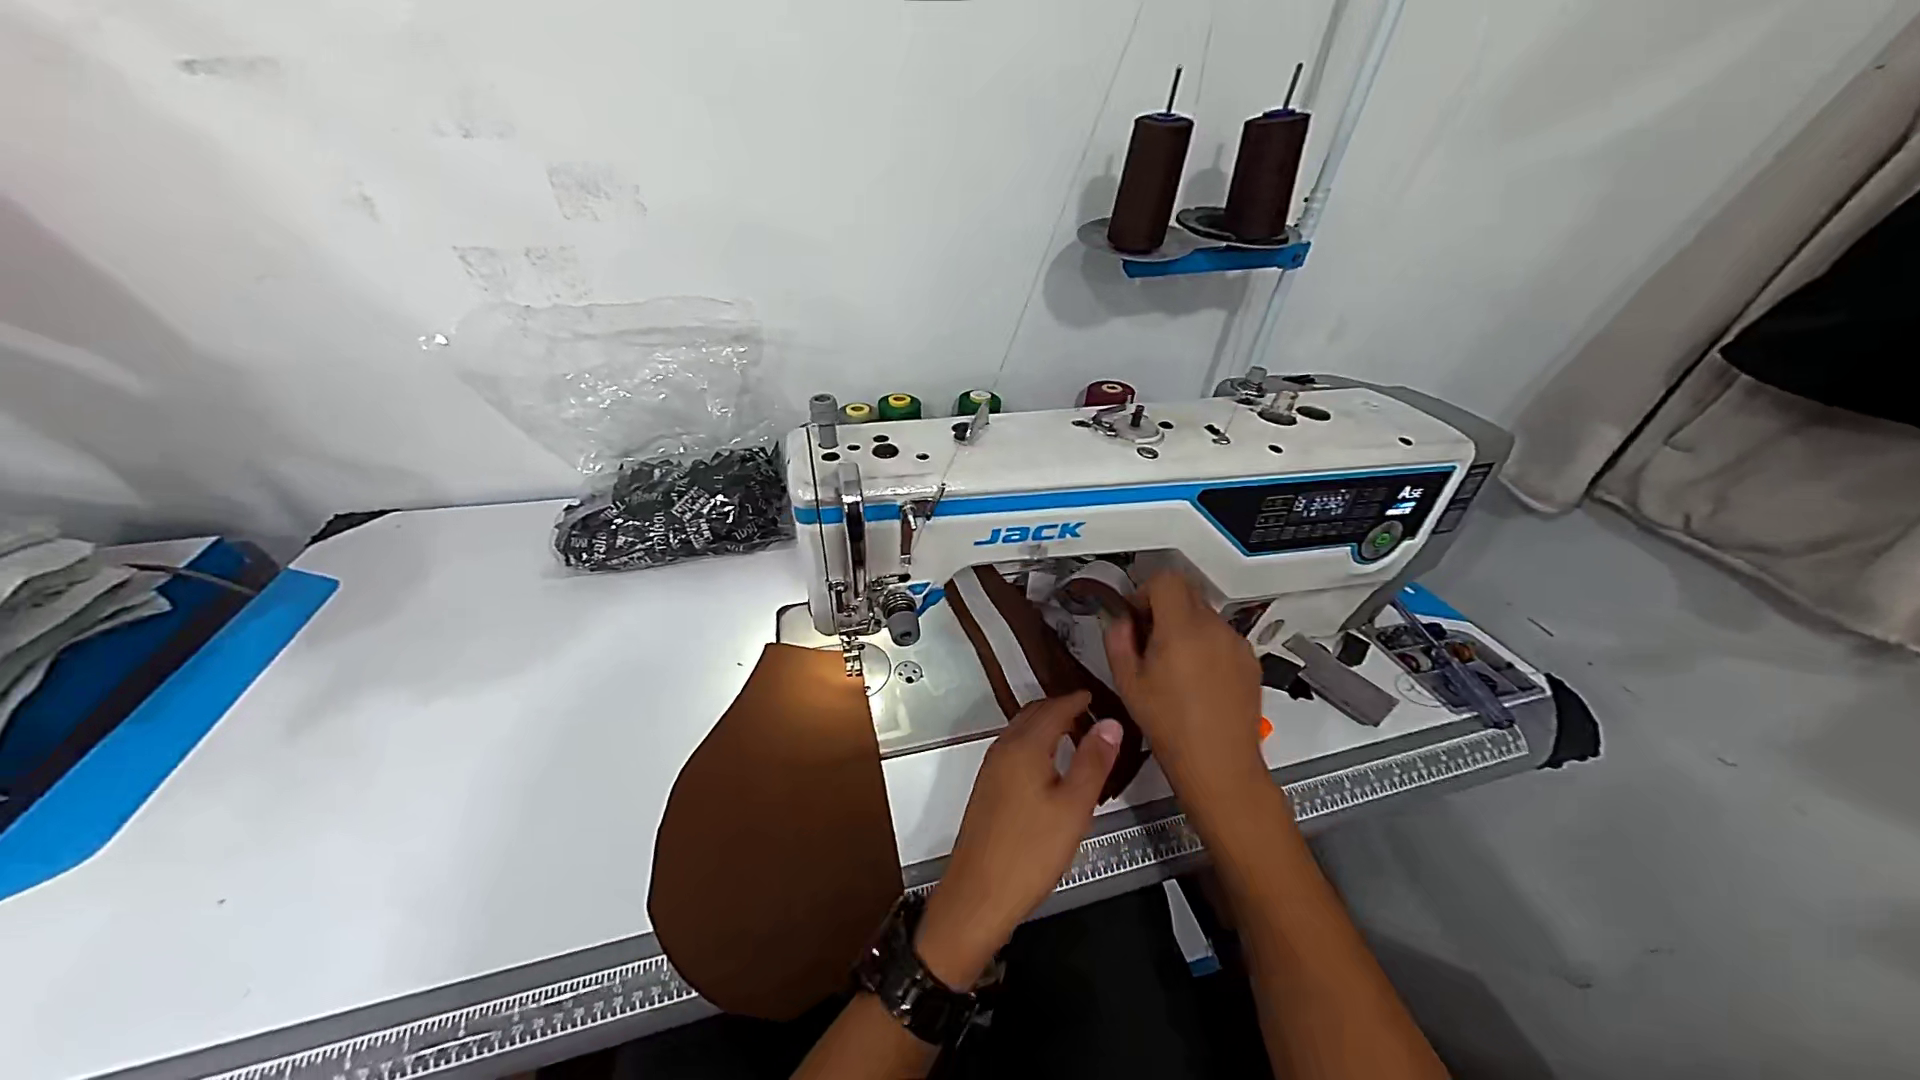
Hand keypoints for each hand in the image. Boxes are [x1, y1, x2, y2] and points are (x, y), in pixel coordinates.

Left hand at [915, 692, 1121, 987]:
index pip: (1054, 708)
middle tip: (1089, 714)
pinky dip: (1034, 744)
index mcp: (1024, 746)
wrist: (979, 894)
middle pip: (1033, 714)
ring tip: (1075, 736)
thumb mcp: (1074, 806)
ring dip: (1046, 726)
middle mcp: (1003, 749)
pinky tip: (1050, 766)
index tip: (1095, 697)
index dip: (1077, 700)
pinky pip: (1014, 750)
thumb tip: (1110, 723)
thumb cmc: (1030, 852)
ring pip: (1021, 731)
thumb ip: (1094, 761)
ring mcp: (991, 769)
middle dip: (1060, 708)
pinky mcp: (988, 789)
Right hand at [1103, 572, 1268, 812]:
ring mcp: (1236, 644)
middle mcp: (1214, 629)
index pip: (1166, 580)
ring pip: (1205, 616)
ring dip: (1186, 628)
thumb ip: (1118, 640)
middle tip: (1148, 639)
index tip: (1137, 613)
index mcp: (1181, 629)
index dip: (1145, 591)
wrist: (1217, 762)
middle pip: (1186, 594)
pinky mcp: (1249, 661)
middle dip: (1163, 608)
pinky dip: (1207, 646)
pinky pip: (1223, 638)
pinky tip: (1195, 679)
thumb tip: (1120, 622)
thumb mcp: (1127, 682)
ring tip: (1172, 666)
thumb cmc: (1172, 727)